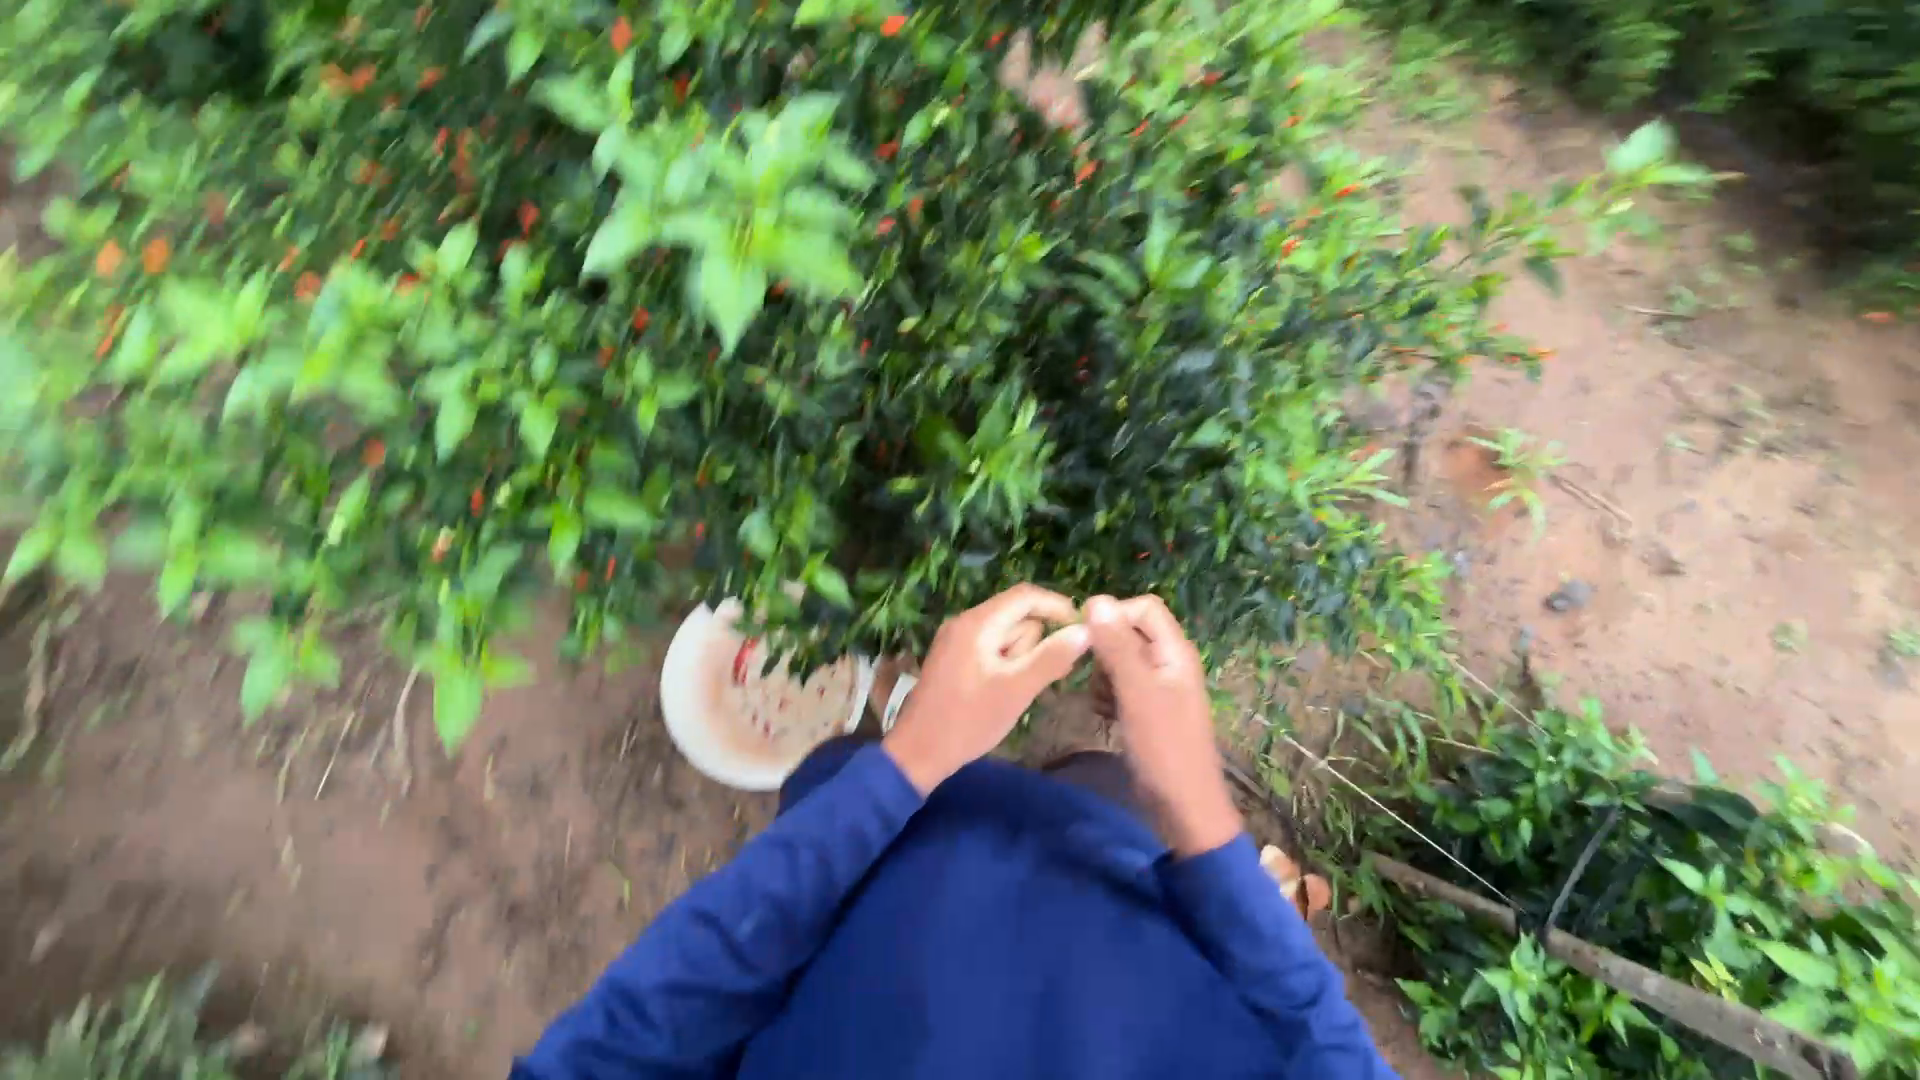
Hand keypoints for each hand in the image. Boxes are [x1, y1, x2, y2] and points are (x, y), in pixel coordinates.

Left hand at [883, 585, 1090, 793]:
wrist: (918, 752)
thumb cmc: (969, 719)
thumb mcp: (1017, 689)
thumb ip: (1051, 657)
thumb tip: (1085, 631)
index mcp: (977, 623)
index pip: (1025, 596)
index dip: (1057, 607)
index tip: (1082, 631)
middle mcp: (965, 622)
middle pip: (1017, 616)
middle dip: (1034, 644)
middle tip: (1034, 680)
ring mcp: (957, 640)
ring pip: (1007, 635)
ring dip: (1021, 658)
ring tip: (1014, 692)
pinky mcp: (955, 658)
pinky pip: (992, 649)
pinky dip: (1007, 665)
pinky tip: (1005, 692)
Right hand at [1083, 595, 1241, 855]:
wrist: (1182, 805)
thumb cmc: (1164, 747)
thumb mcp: (1136, 692)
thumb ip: (1117, 646)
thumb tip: (1095, 600)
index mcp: (1175, 652)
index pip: (1143, 608)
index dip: (1114, 615)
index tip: (1087, 639)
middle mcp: (1168, 663)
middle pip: (1128, 632)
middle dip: (1105, 649)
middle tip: (1096, 678)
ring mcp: (1158, 687)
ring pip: (1120, 660)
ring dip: (1103, 675)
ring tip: (1102, 702)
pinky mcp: (1147, 709)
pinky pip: (1120, 686)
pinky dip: (1107, 695)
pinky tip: (1104, 715)